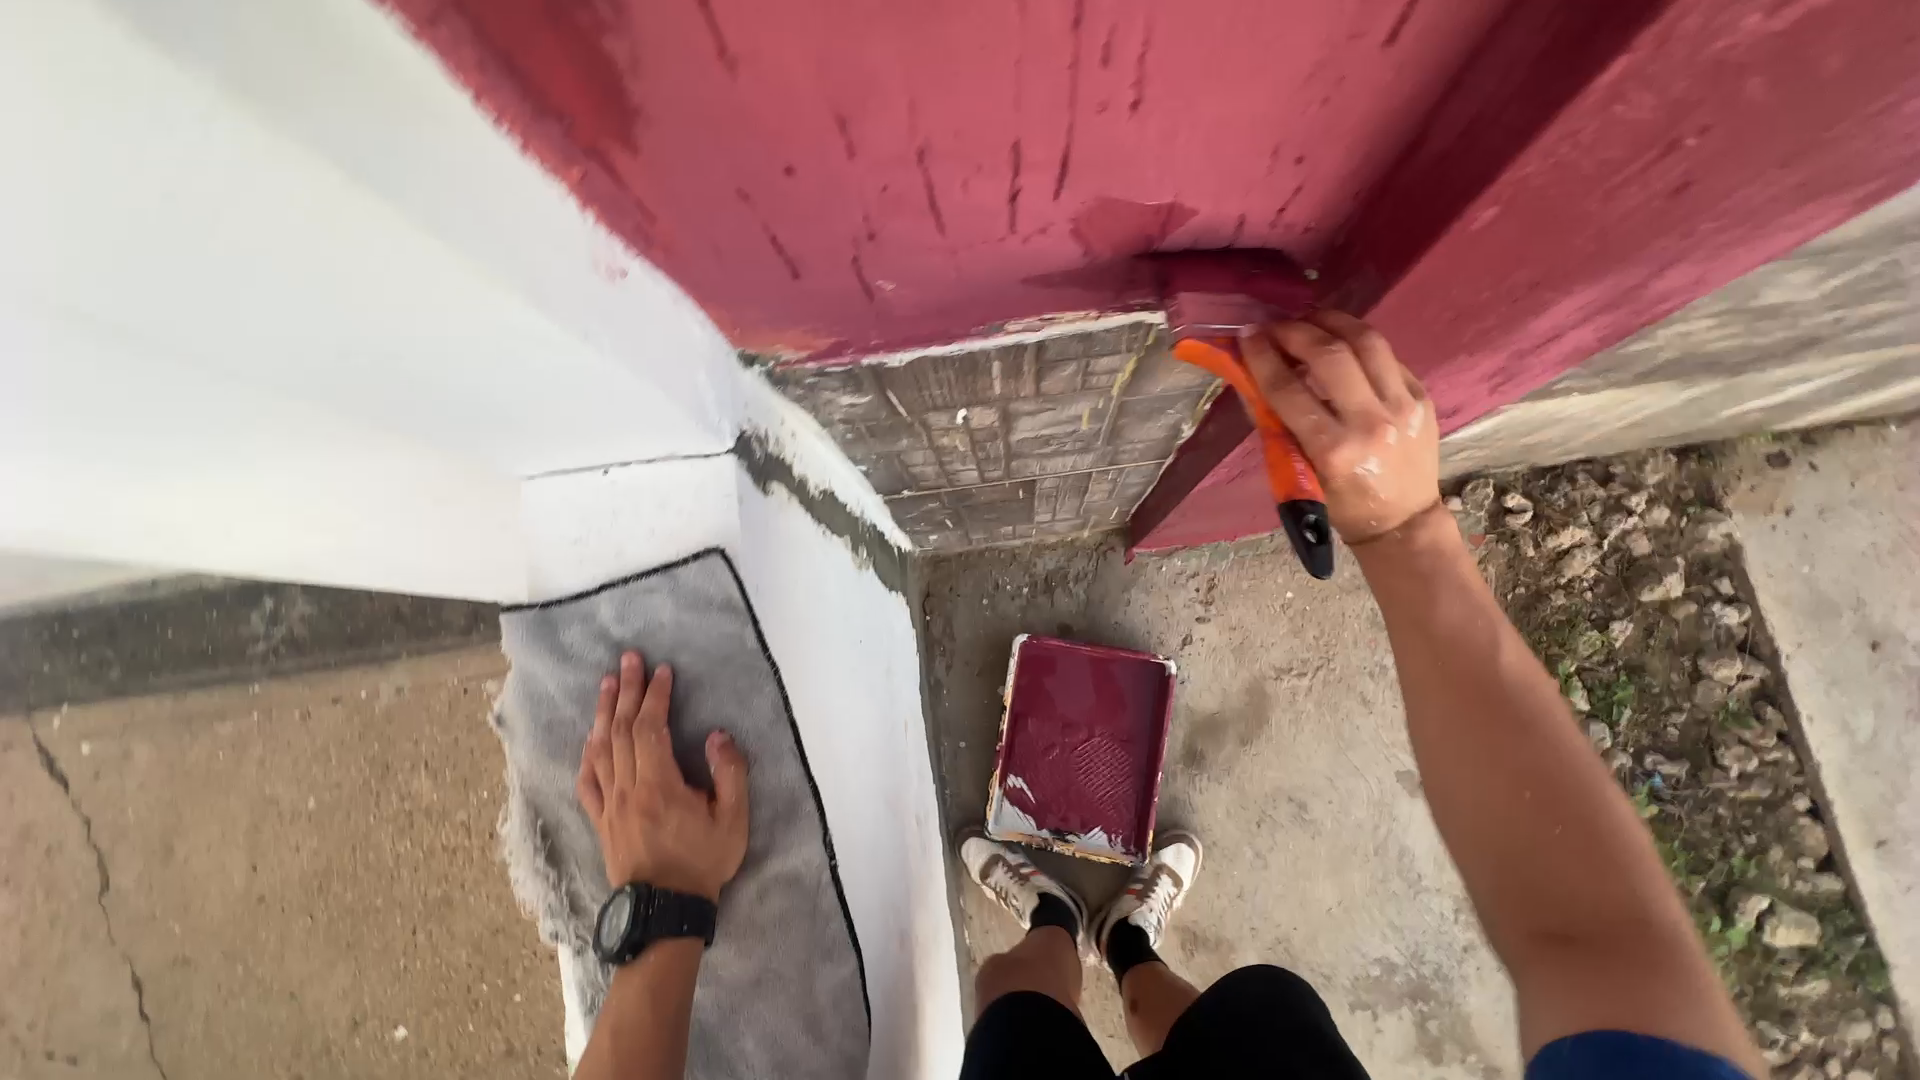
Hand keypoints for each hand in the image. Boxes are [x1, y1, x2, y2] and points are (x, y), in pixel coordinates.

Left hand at [576, 651, 749, 901]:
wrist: (666, 911)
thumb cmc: (702, 863)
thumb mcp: (733, 819)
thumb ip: (730, 772)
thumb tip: (717, 736)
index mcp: (659, 785)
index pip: (650, 729)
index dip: (655, 696)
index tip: (662, 671)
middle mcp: (628, 789)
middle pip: (620, 730)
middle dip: (625, 691)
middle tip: (628, 659)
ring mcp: (610, 805)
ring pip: (601, 749)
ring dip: (603, 713)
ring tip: (607, 683)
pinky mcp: (602, 821)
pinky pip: (588, 781)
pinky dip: (588, 753)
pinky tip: (590, 738)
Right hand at [1239, 311, 1440, 543]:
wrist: (1402, 521)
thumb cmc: (1341, 505)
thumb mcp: (1300, 473)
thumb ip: (1279, 427)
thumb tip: (1253, 381)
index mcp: (1333, 449)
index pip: (1289, 390)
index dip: (1263, 358)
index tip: (1247, 336)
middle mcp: (1370, 422)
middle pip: (1330, 356)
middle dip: (1296, 332)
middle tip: (1275, 325)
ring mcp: (1403, 406)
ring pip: (1367, 342)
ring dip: (1331, 322)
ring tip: (1307, 319)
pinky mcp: (1422, 397)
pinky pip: (1386, 357)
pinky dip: (1357, 343)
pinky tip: (1339, 343)